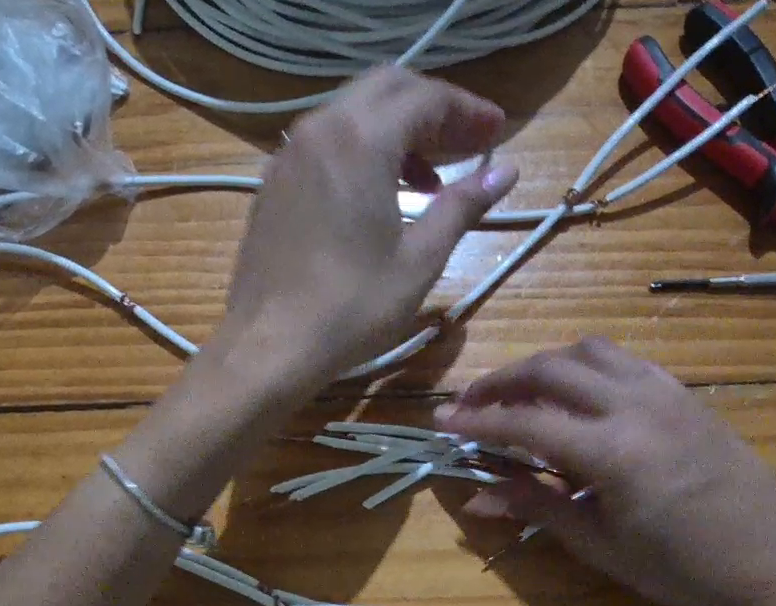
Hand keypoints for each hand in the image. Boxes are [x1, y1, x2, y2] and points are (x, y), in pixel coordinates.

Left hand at [206, 67, 518, 404]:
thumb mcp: (419, 260)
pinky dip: (362, 151)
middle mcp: (320, 130)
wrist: (269, 345)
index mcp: (361, 139)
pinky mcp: (274, 184)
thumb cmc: (352, 308)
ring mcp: (289, 155)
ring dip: (397, 130)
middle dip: (433, 109)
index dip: (468, 111)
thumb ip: (462, 206)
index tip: (498, 133)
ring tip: (432, 179)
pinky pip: (326, 144)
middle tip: (469, 144)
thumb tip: (506, 170)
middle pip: (387, 89)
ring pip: (352, 113)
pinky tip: (381, 195)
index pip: (426, 98)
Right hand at [436, 338, 775, 605]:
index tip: (440, 423)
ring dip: (541, 364)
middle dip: (500, 381)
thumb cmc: (684, 566)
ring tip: (515, 393)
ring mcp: (663, 391)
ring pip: (586, 351)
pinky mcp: (682, 392)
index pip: (525, 421)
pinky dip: (582, 366)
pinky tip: (572, 394)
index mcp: (611, 450)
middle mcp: (634, 404)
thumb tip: (477, 498)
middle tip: (467, 404)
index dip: (477, 420)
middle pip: (549, 369)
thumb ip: (537, 509)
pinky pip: (620, 360)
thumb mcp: (601, 546)